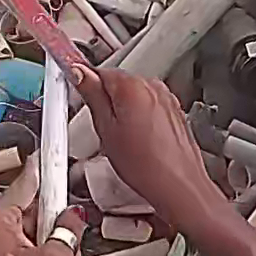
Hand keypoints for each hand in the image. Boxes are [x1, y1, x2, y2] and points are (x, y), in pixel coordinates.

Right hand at [72, 67, 232, 235]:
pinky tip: (138, 141)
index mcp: (132, 86)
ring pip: (133, 95)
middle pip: (118, 82)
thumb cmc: (146, 164)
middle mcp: (152, 86)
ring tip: (122, 139)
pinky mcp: (174, 110)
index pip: (99, 71)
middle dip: (106, 100)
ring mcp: (166, 97)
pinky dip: (140, 118)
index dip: (85, 84)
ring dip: (123, 110)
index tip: (78, 93)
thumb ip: (91, 96)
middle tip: (102, 127)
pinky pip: (149, 106)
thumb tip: (80, 74)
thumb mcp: (106, 130)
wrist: (178, 184)